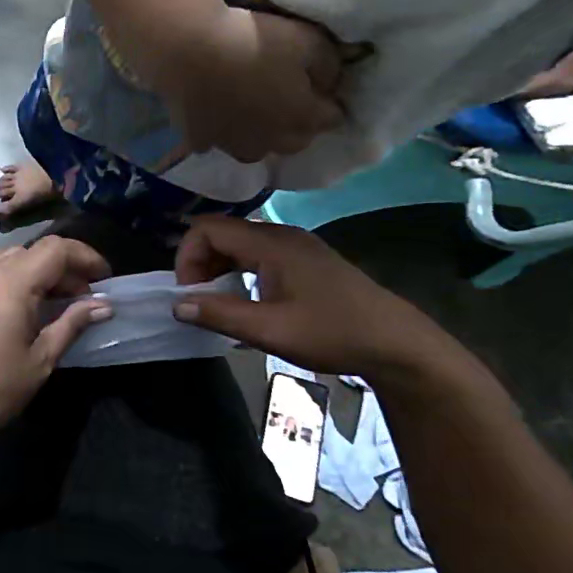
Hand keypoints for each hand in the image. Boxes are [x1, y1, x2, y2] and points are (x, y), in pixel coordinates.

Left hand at [0, 237, 112, 441]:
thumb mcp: (42, 358)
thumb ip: (72, 323)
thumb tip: (103, 305)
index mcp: (10, 283)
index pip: (55, 249)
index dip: (85, 257)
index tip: (104, 279)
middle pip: (33, 250)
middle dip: (64, 266)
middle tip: (86, 296)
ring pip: (11, 256)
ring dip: (38, 269)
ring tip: (57, 299)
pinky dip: (14, 274)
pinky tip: (24, 303)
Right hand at [164, 8, 345, 162]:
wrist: (189, 52)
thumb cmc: (254, 42)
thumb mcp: (310, 39)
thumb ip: (329, 64)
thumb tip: (329, 82)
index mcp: (301, 118)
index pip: (332, 119)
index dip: (330, 101)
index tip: (322, 85)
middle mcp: (269, 142)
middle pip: (295, 143)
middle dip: (298, 126)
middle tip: (290, 101)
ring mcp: (231, 145)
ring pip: (255, 150)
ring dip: (260, 136)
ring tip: (253, 114)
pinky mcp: (200, 141)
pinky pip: (216, 143)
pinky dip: (220, 133)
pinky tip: (215, 114)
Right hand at [171, 217, 460, 380]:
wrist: (395, 343)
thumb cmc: (332, 333)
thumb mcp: (270, 330)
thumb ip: (220, 314)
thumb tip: (177, 305)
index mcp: (272, 244)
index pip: (208, 229)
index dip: (187, 256)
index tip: (188, 292)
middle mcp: (282, 235)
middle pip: (222, 232)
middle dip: (199, 263)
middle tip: (198, 300)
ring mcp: (296, 246)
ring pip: (239, 243)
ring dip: (218, 268)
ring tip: (217, 302)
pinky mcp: (305, 260)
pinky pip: (257, 253)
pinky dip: (238, 270)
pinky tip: (245, 299)